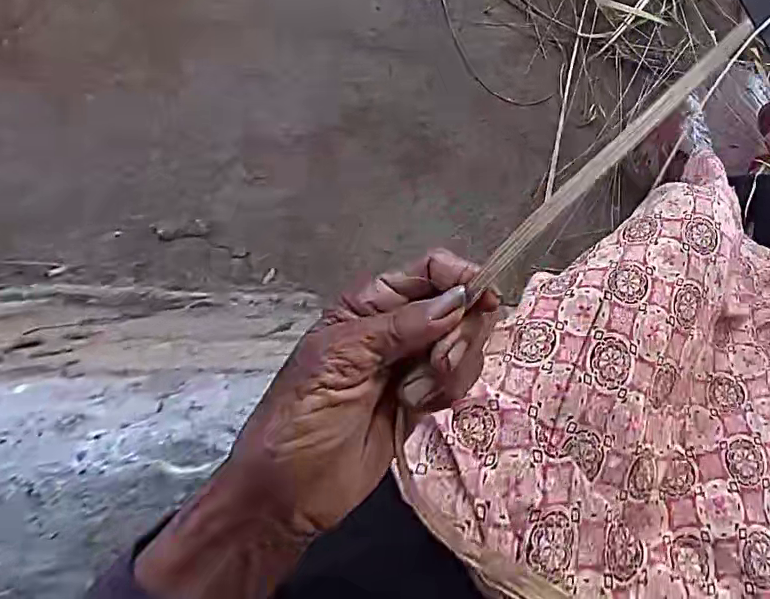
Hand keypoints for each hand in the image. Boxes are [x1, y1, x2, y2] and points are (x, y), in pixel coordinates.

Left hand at [134, 251, 499, 598]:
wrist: (284, 501)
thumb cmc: (297, 421)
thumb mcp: (339, 362)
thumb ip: (401, 327)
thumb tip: (458, 299)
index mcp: (374, 303)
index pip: (432, 269)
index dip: (462, 276)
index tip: (485, 298)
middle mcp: (402, 323)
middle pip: (462, 303)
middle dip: (460, 332)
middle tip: (439, 363)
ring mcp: (418, 359)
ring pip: (468, 340)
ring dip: (453, 367)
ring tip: (415, 395)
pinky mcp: (430, 393)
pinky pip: (463, 376)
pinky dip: (450, 390)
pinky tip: (418, 408)